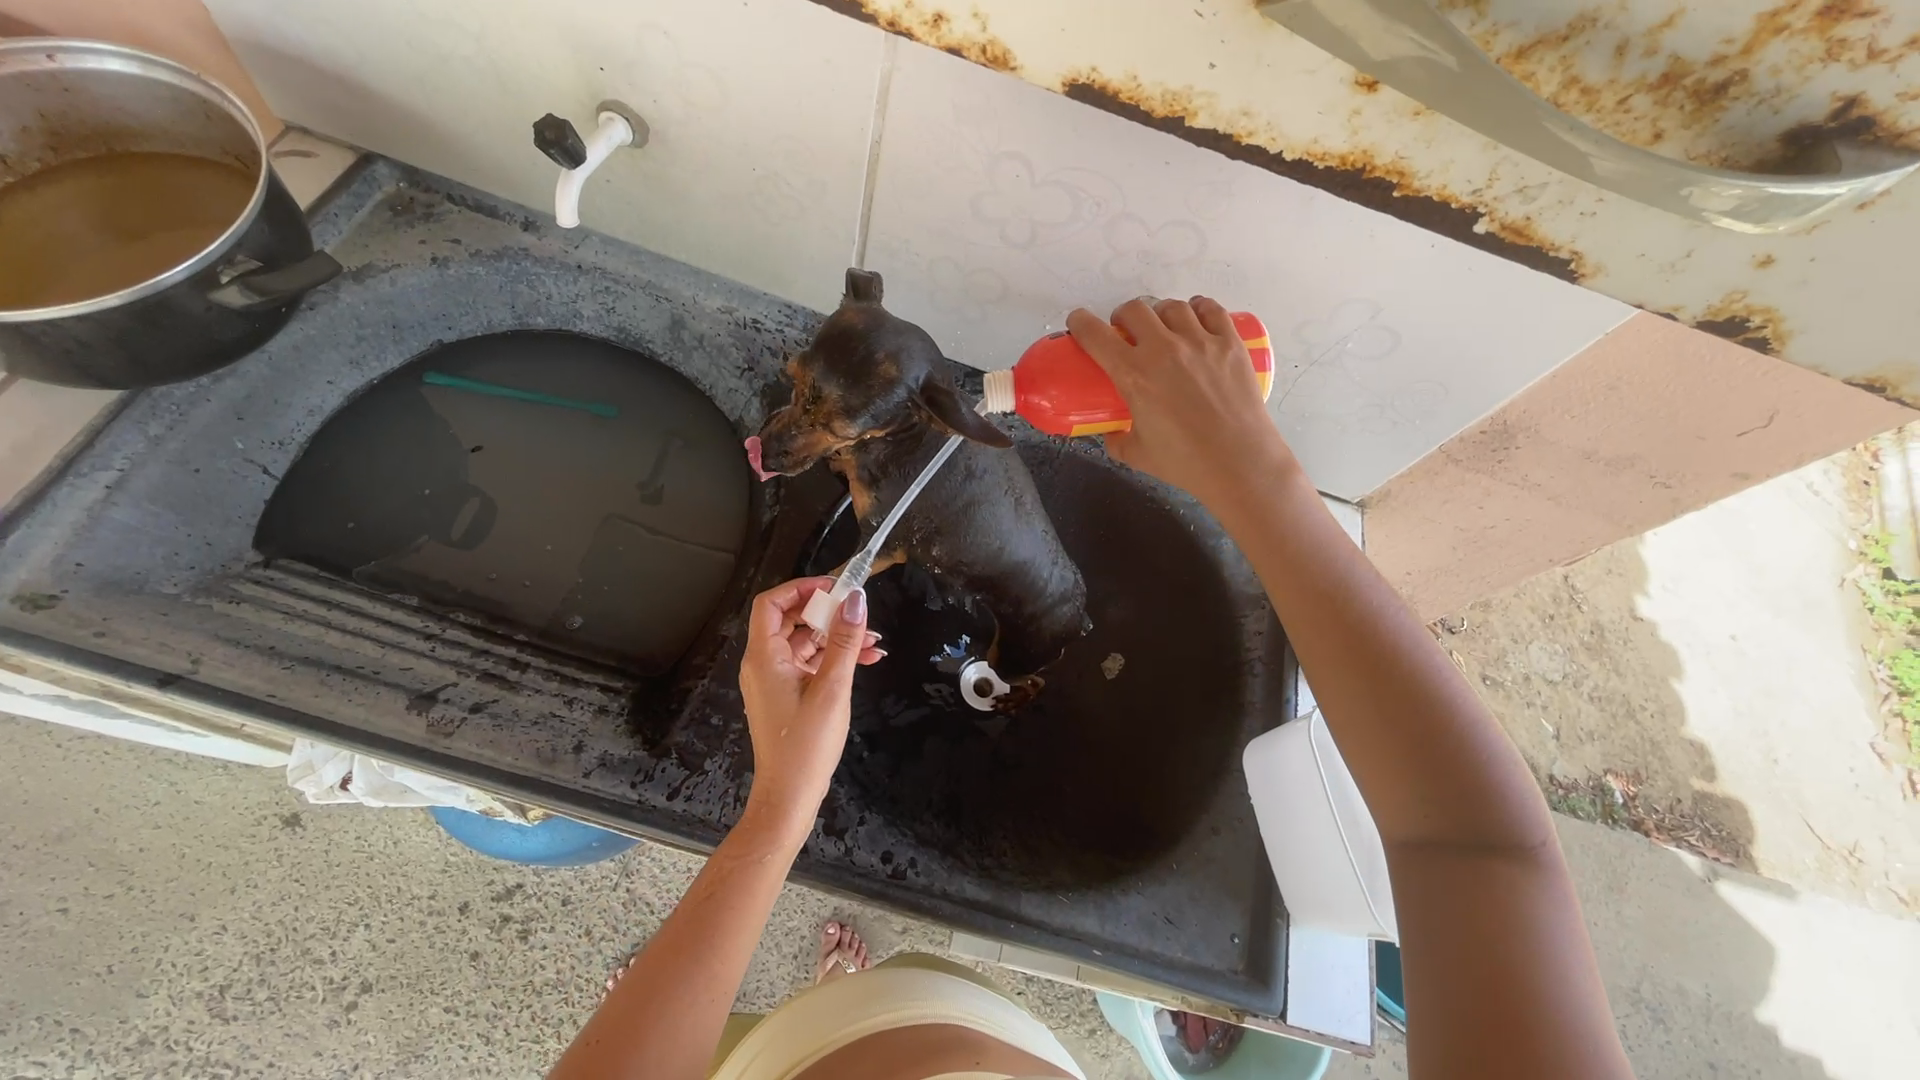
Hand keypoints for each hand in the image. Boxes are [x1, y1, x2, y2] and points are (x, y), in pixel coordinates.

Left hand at [737, 577, 881, 818]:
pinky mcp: (787, 695)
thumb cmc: (806, 744)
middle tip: (859, 612)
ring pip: (805, 642)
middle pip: (790, 620)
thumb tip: (856, 600)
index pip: (771, 603)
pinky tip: (866, 660)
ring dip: (837, 637)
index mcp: (764, 657)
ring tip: (873, 641)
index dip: (801, 588)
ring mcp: (774, 680)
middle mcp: (764, 664)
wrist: (790, 796)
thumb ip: (845, 641)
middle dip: (827, 613)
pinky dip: (834, 658)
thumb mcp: (832, 688)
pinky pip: (809, 664)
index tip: (835, 587)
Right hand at [1066, 296, 1295, 507]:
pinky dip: (1198, 309)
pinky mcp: (1230, 342)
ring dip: (1160, 314)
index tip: (1078, 323)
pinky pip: (1210, 309)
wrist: (1238, 462)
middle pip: (1135, 310)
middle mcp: (1164, 350)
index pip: (1096, 335)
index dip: (1081, 323)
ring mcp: (1200, 342)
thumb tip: (1110, 431)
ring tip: (1163, 329)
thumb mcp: (1135, 454)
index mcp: (1134, 376)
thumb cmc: (1184, 462)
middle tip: (1126, 332)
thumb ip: (1116, 438)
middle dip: (1123, 317)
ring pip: (1172, 307)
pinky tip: (1195, 318)